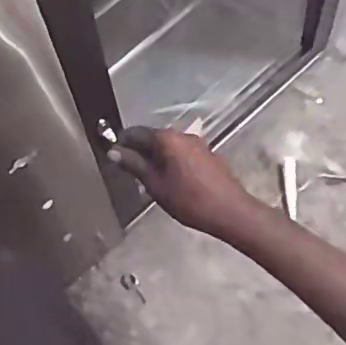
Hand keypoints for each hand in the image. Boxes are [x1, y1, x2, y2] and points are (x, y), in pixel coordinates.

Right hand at [109, 126, 271, 242]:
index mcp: (166, 138)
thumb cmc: (189, 199)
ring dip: (158, 158)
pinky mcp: (210, 155)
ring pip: (170, 146)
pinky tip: (176, 182)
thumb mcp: (155, 185)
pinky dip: (174, 162)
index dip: (122, 143)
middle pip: (154, 138)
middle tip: (132, 173)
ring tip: (153, 181)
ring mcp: (199, 143)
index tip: (115, 157)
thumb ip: (133, 165)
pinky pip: (184, 153)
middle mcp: (182, 134)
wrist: (231, 212)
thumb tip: (113, 151)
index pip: (136, 132)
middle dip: (141, 152)